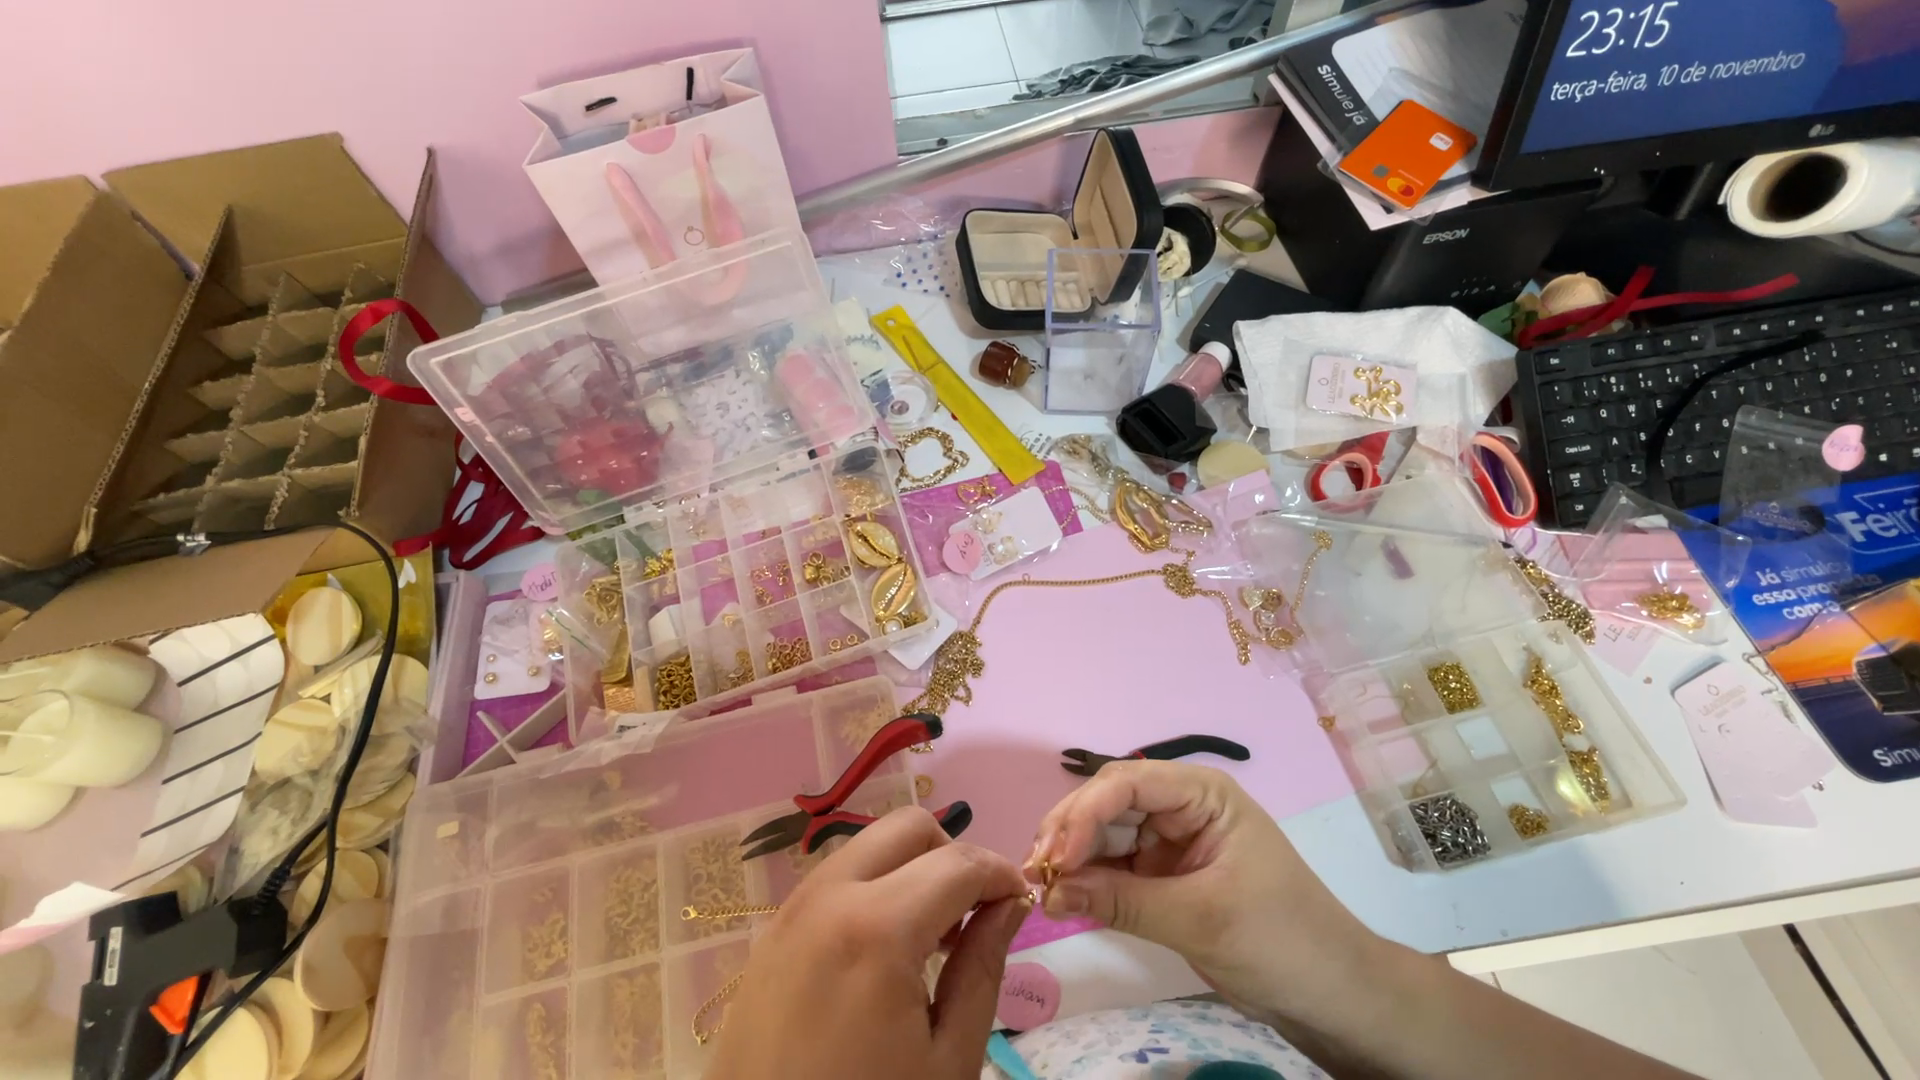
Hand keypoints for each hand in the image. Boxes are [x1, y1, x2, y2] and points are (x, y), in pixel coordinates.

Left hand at [708, 807, 1030, 1079]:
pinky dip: (872, 888)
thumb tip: (1009, 904)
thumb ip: (983, 967)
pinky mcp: (771, 932)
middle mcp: (828, 896)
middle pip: (907, 827)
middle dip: (952, 854)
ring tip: (930, 937)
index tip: (1021, 902)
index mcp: (877, 927)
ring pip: (868, 845)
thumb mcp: (947, 1058)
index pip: (959, 862)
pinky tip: (883, 950)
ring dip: (911, 868)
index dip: (1001, 873)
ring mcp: (792, 910)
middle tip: (971, 914)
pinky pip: (834, 878)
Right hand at [1026, 761, 1382, 1026]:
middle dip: (1070, 832)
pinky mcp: (1163, 873)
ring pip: (1105, 832)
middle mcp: (1181, 807)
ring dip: (1072, 855)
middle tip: (1034, 871)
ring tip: (1040, 883)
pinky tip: (1063, 894)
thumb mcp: (1200, 919)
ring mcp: (1171, 840)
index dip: (1085, 813)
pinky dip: (1087, 879)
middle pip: (1109, 803)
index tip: (1054, 856)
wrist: (1332, 995)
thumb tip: (1049, 892)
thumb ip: (1121, 901)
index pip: (1129, 784)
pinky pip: (1114, 865)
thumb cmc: (1281, 941)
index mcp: (1202, 795)